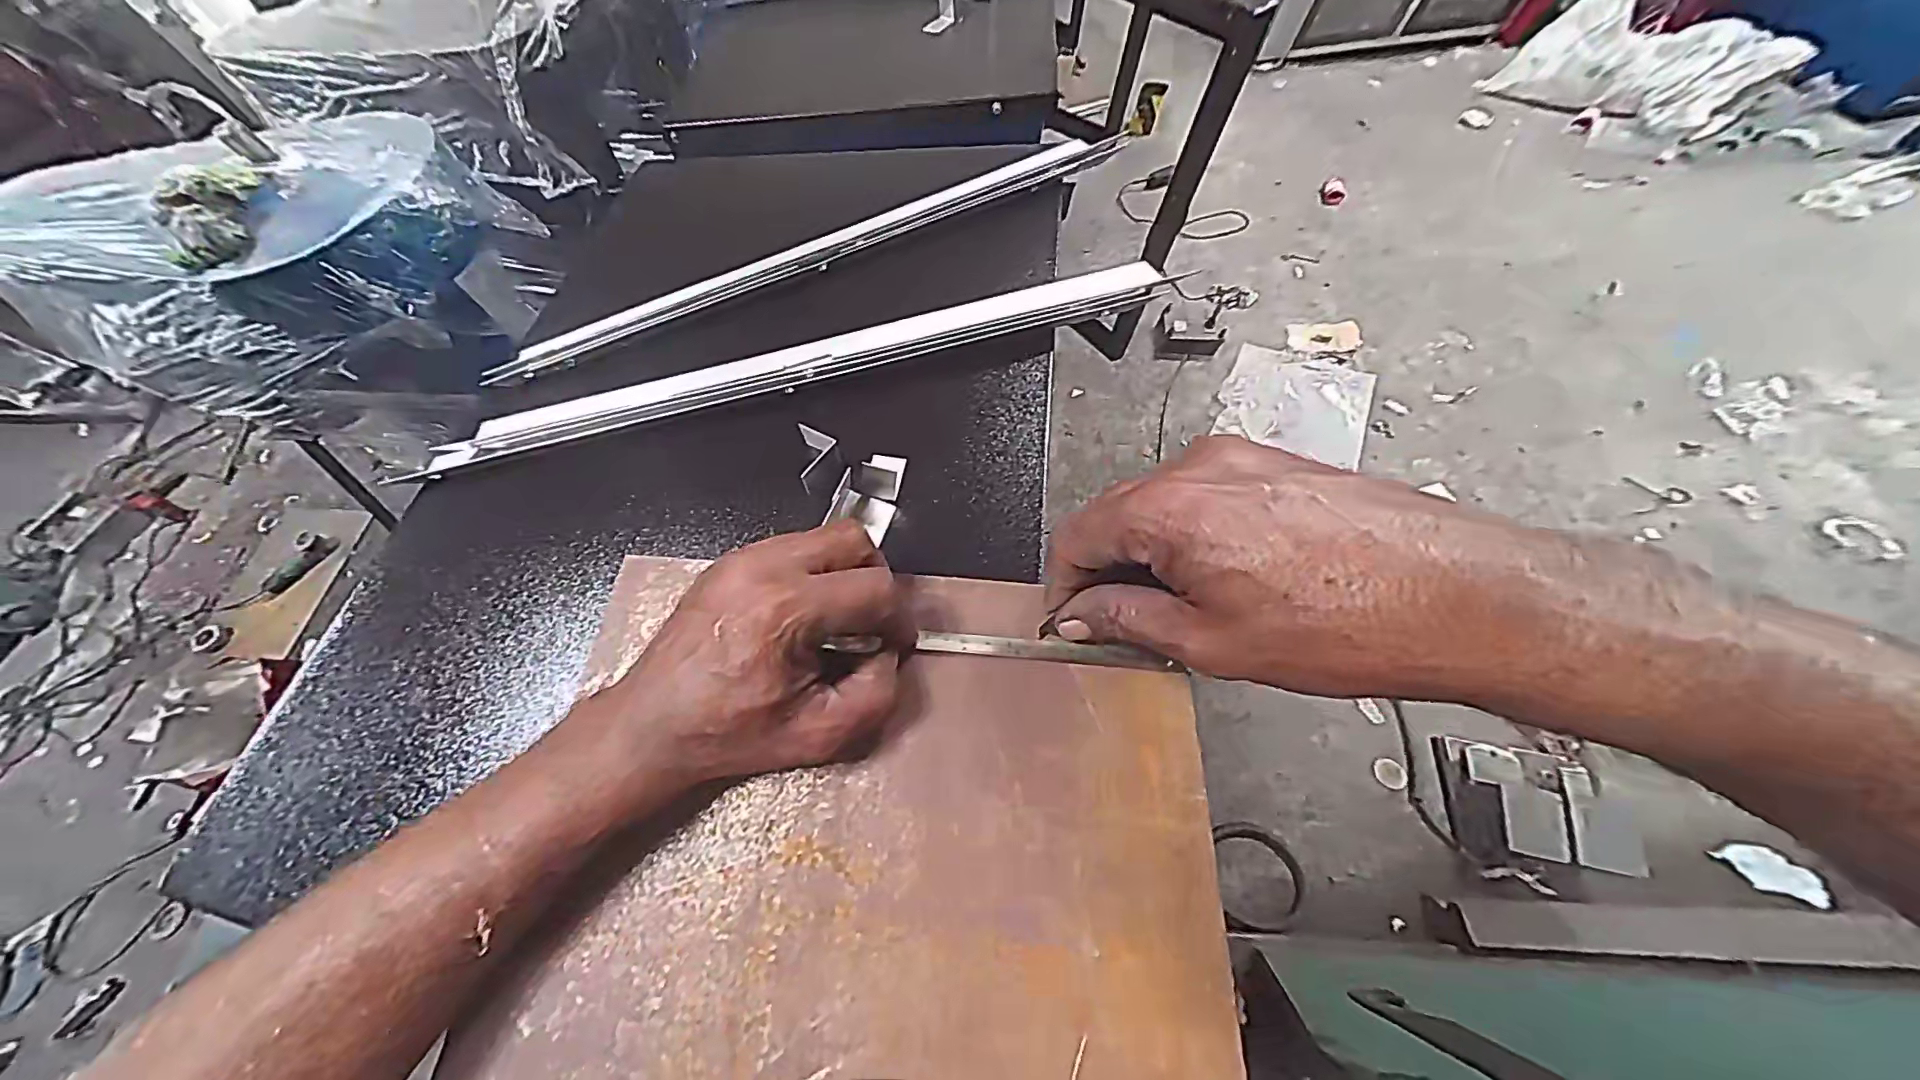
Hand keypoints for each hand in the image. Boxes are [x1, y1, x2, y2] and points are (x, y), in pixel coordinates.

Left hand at [585, 521, 913, 783]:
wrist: (652, 727)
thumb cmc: (728, 733)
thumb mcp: (821, 733)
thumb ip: (878, 691)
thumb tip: (888, 652)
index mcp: (785, 610)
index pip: (876, 588)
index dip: (899, 619)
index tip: (893, 643)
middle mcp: (763, 569)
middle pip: (856, 540)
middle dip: (876, 580)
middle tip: (870, 620)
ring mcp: (742, 559)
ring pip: (826, 537)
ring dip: (846, 574)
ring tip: (835, 619)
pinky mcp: (730, 562)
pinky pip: (795, 548)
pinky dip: (815, 574)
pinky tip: (803, 615)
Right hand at [1044, 435, 1585, 701]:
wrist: (1464, 596)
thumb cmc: (1356, 619)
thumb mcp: (1213, 642)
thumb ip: (1128, 619)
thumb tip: (1086, 613)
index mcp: (1174, 507)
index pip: (1077, 534)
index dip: (1063, 583)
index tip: (1071, 614)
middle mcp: (1202, 468)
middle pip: (1114, 514)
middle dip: (1104, 569)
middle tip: (1116, 621)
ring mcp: (1240, 459)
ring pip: (1156, 505)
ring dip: (1147, 553)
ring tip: (1175, 608)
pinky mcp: (1272, 465)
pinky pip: (1200, 497)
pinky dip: (1186, 536)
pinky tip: (1215, 579)